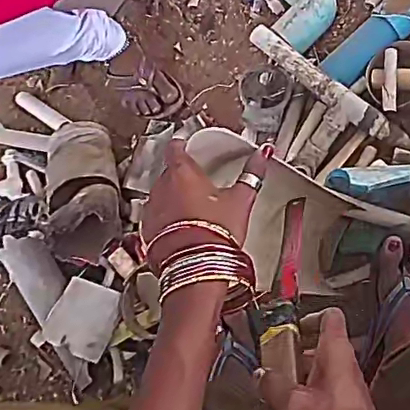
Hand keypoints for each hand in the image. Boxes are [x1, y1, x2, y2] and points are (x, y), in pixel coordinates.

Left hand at [140, 139, 267, 265]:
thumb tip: (261, 156)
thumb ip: (252, 173)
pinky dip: (168, 217)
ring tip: (194, 207)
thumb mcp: (241, 199)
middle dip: (181, 174)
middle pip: (168, 172)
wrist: (195, 265)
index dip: (181, 144)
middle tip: (199, 180)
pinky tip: (184, 226)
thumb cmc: (215, 231)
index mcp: (183, 173)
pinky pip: (156, 217)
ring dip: (174, 196)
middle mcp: (161, 188)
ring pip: (161, 194)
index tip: (186, 144)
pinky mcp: (148, 231)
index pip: (175, 148)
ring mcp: (152, 210)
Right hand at [256, 308, 407, 409]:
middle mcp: (345, 368)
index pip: (330, 318)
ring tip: (269, 398)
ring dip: (293, 384)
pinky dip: (301, 406)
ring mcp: (345, 392)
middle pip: (318, 348)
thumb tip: (262, 374)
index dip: (308, 317)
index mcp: (338, 354)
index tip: (285, 330)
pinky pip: (318, 401)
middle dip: (291, 357)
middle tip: (267, 368)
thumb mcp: (295, 406)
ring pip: (316, 377)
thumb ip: (275, 386)